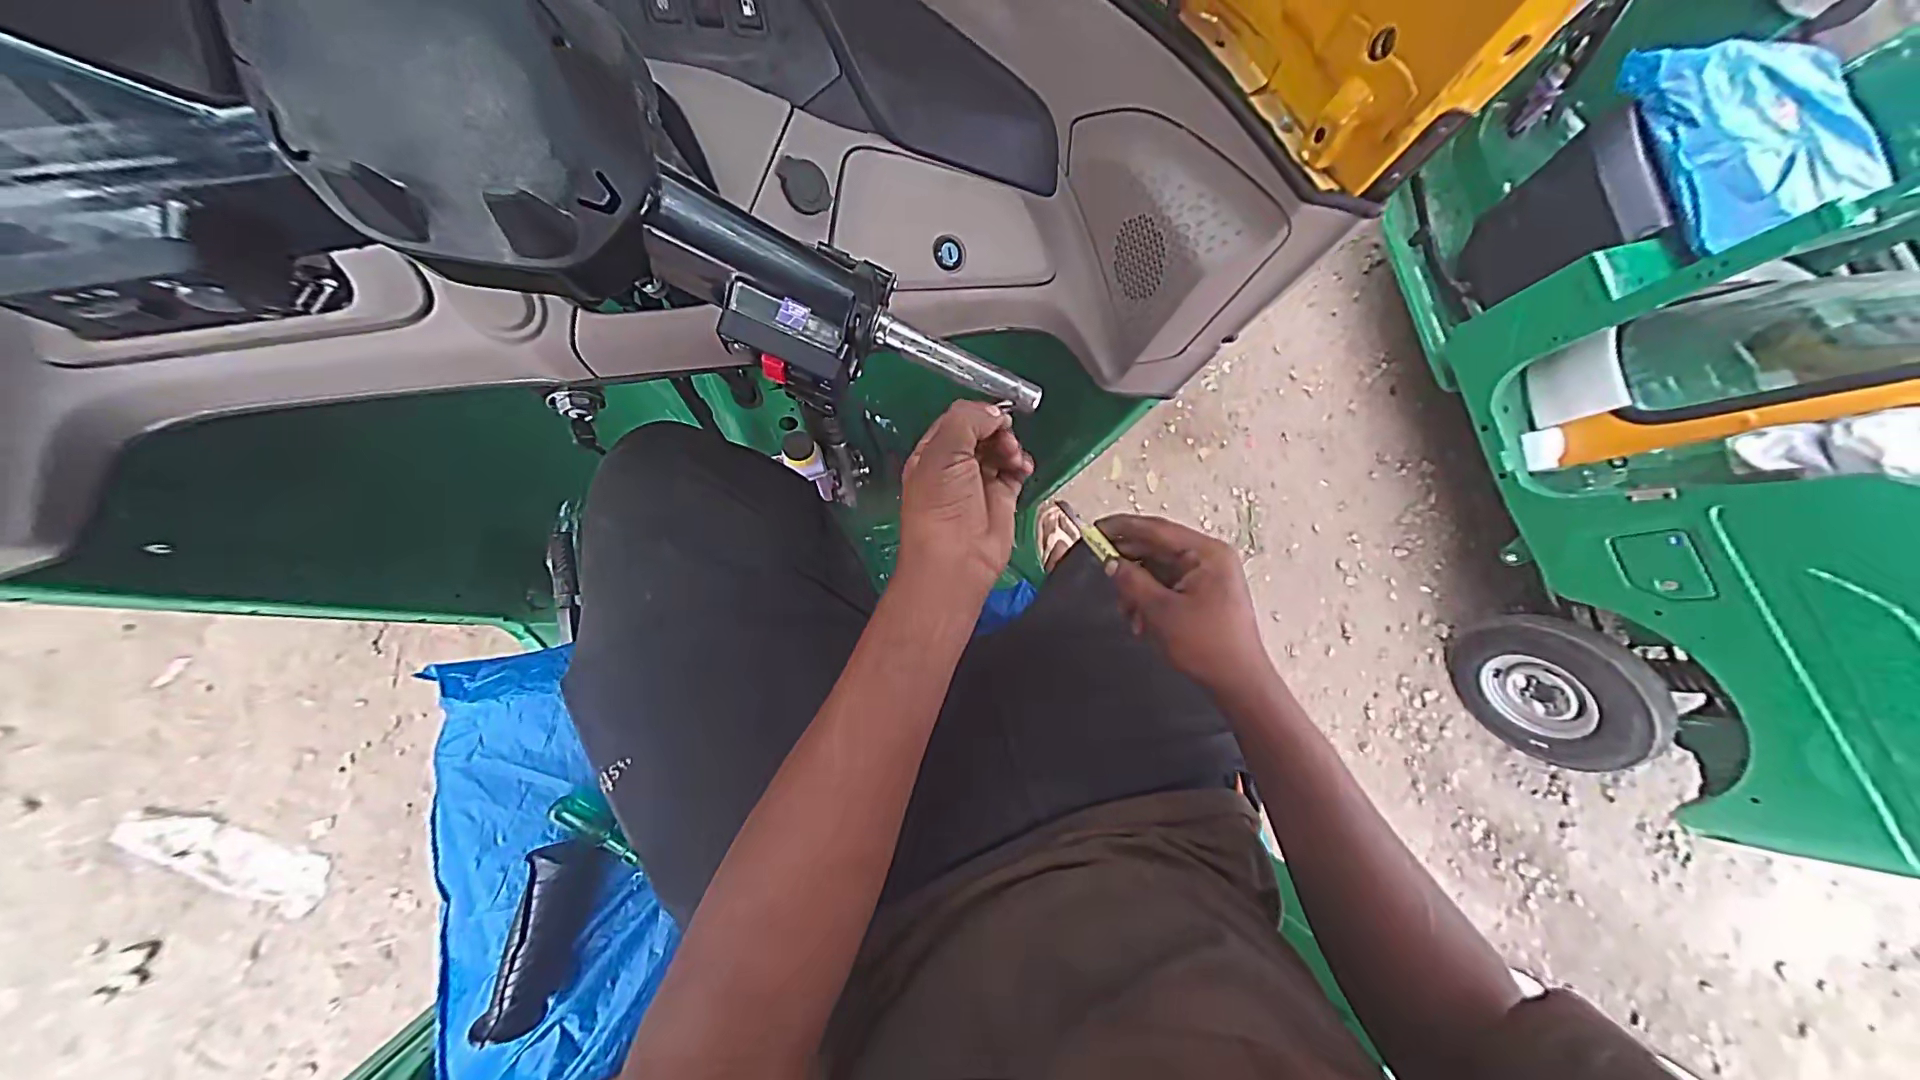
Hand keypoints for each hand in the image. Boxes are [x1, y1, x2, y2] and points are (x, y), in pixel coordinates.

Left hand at [898, 401, 1033, 593]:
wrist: (957, 558)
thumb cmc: (942, 505)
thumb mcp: (944, 452)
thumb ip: (968, 421)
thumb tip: (995, 414)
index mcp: (932, 453)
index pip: (956, 420)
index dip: (977, 413)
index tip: (995, 414)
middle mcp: (954, 465)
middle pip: (981, 432)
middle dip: (996, 429)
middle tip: (1004, 437)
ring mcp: (978, 482)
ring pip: (1000, 449)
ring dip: (1011, 446)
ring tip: (1012, 456)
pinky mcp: (1001, 498)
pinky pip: (1015, 471)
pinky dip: (1022, 465)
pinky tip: (1023, 467)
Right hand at [1101, 515, 1274, 696]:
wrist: (1237, 682)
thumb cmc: (1207, 645)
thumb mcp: (1160, 611)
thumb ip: (1132, 581)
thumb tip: (1111, 562)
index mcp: (1207, 554)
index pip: (1157, 529)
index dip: (1122, 527)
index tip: (1096, 529)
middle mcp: (1208, 559)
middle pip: (1156, 548)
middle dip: (1128, 564)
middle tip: (1103, 569)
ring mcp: (1206, 576)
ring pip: (1157, 569)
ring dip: (1137, 587)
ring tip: (1127, 610)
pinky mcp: (1201, 594)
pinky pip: (1166, 585)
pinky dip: (1148, 598)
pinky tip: (1140, 619)